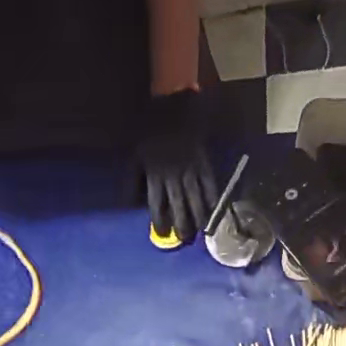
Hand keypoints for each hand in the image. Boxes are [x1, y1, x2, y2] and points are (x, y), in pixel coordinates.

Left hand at [136, 90, 217, 241]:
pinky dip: (213, 199)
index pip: (157, 205)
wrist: (174, 105)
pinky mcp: (204, 163)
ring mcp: (190, 170)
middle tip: (185, 239)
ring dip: (198, 217)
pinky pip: (210, 185)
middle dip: (182, 225)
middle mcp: (173, 176)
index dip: (160, 222)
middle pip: (179, 206)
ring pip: (196, 199)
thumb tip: (131, 205)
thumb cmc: (150, 131)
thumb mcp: (135, 155)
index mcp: (154, 174)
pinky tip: (214, 211)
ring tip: (200, 232)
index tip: (163, 234)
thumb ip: (132, 181)